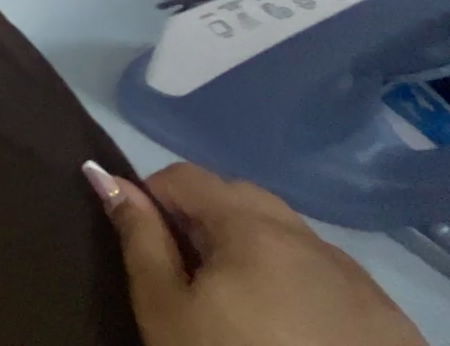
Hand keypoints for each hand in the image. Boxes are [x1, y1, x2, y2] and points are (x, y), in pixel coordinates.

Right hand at [83, 159, 424, 345]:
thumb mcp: (163, 303)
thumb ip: (137, 233)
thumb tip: (100, 173)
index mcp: (252, 230)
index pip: (186, 176)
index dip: (154, 197)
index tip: (148, 239)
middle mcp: (313, 242)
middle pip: (242, 197)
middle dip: (207, 215)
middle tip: (189, 265)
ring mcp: (361, 282)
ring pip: (291, 233)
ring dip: (257, 245)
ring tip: (242, 296)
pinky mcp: (395, 322)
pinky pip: (333, 274)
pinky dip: (302, 278)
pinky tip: (292, 321)